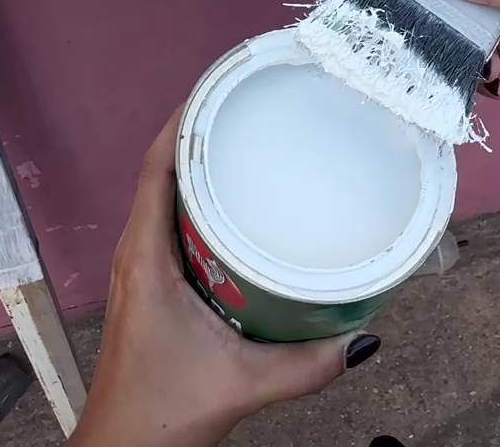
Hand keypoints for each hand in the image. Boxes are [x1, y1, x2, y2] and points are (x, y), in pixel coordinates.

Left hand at [68, 110, 363, 446]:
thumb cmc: (163, 410)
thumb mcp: (242, 384)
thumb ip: (307, 365)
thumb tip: (364, 337)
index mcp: (146, 255)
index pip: (156, 166)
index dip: (182, 120)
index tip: (219, 89)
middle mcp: (136, 248)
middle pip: (161, 168)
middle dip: (200, 132)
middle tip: (248, 110)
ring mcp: (138, 262)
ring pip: (162, 191)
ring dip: (197, 163)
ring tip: (244, 141)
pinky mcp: (148, 278)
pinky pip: (167, 216)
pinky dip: (195, 196)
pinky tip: (234, 204)